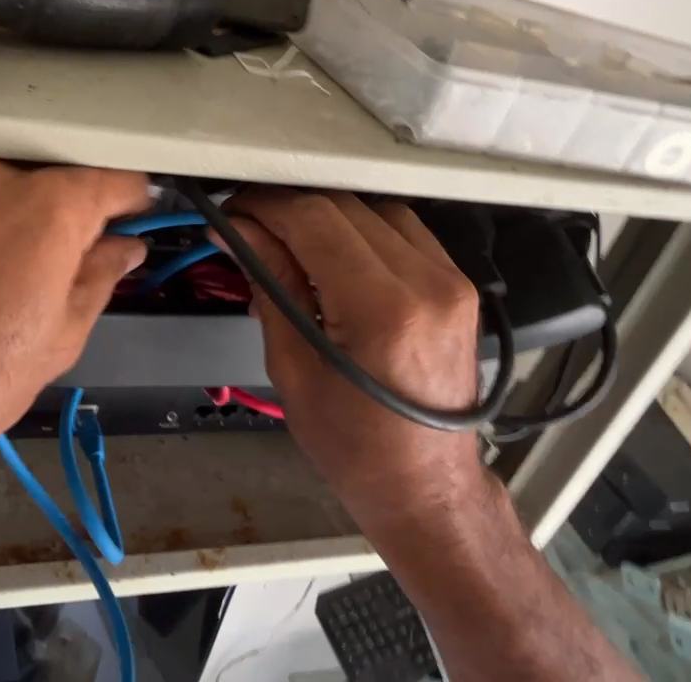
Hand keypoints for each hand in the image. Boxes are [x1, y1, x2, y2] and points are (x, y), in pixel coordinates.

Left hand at [0, 158, 148, 491]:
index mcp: (49, 208)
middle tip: (52, 278)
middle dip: (59, 223)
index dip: (130, 200)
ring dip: (3, 227)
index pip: (111, 181)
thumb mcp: (57, 342)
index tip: (134, 214)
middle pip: (47, 186)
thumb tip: (120, 250)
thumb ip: (98, 280)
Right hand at [218, 189, 488, 525]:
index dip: (265, 206)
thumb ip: (271, 285)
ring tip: (289, 243)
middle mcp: (426, 283)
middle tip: (249, 228)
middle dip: (287, 207)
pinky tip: (334, 254)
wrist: (427, 484)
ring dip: (325, 215)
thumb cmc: (354, 446)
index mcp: (383, 311)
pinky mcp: (458, 283)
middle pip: (342, 205)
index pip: (314, 219)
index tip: (232, 213)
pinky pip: (402, 229)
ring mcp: (450, 280)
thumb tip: (239, 232)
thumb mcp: (293, 369)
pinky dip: (360, 229)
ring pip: (372, 207)